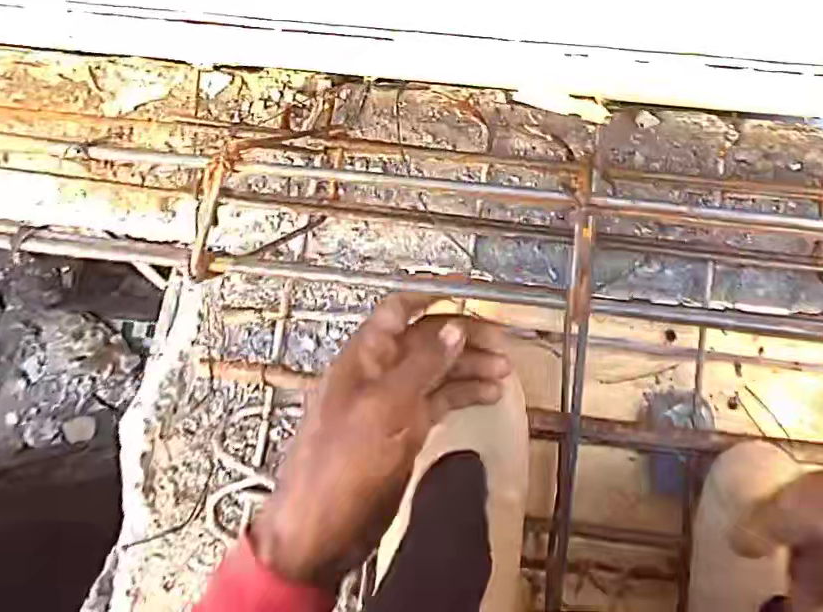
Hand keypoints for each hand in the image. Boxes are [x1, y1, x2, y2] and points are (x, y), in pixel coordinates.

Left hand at [249, 294, 511, 589]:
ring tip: (504, 369)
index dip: (432, 294)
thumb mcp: (384, 408)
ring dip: (470, 365)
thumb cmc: (342, 465)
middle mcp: (381, 371)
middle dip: (463, 334)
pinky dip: (464, 393)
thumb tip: (454, 329)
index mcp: (366, 356)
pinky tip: (490, 394)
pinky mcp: (405, 430)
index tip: (468, 288)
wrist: (318, 534)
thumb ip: (422, 365)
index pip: (400, 309)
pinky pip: (440, 399)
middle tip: (500, 339)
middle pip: (427, 338)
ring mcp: (393, 401)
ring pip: (438, 369)